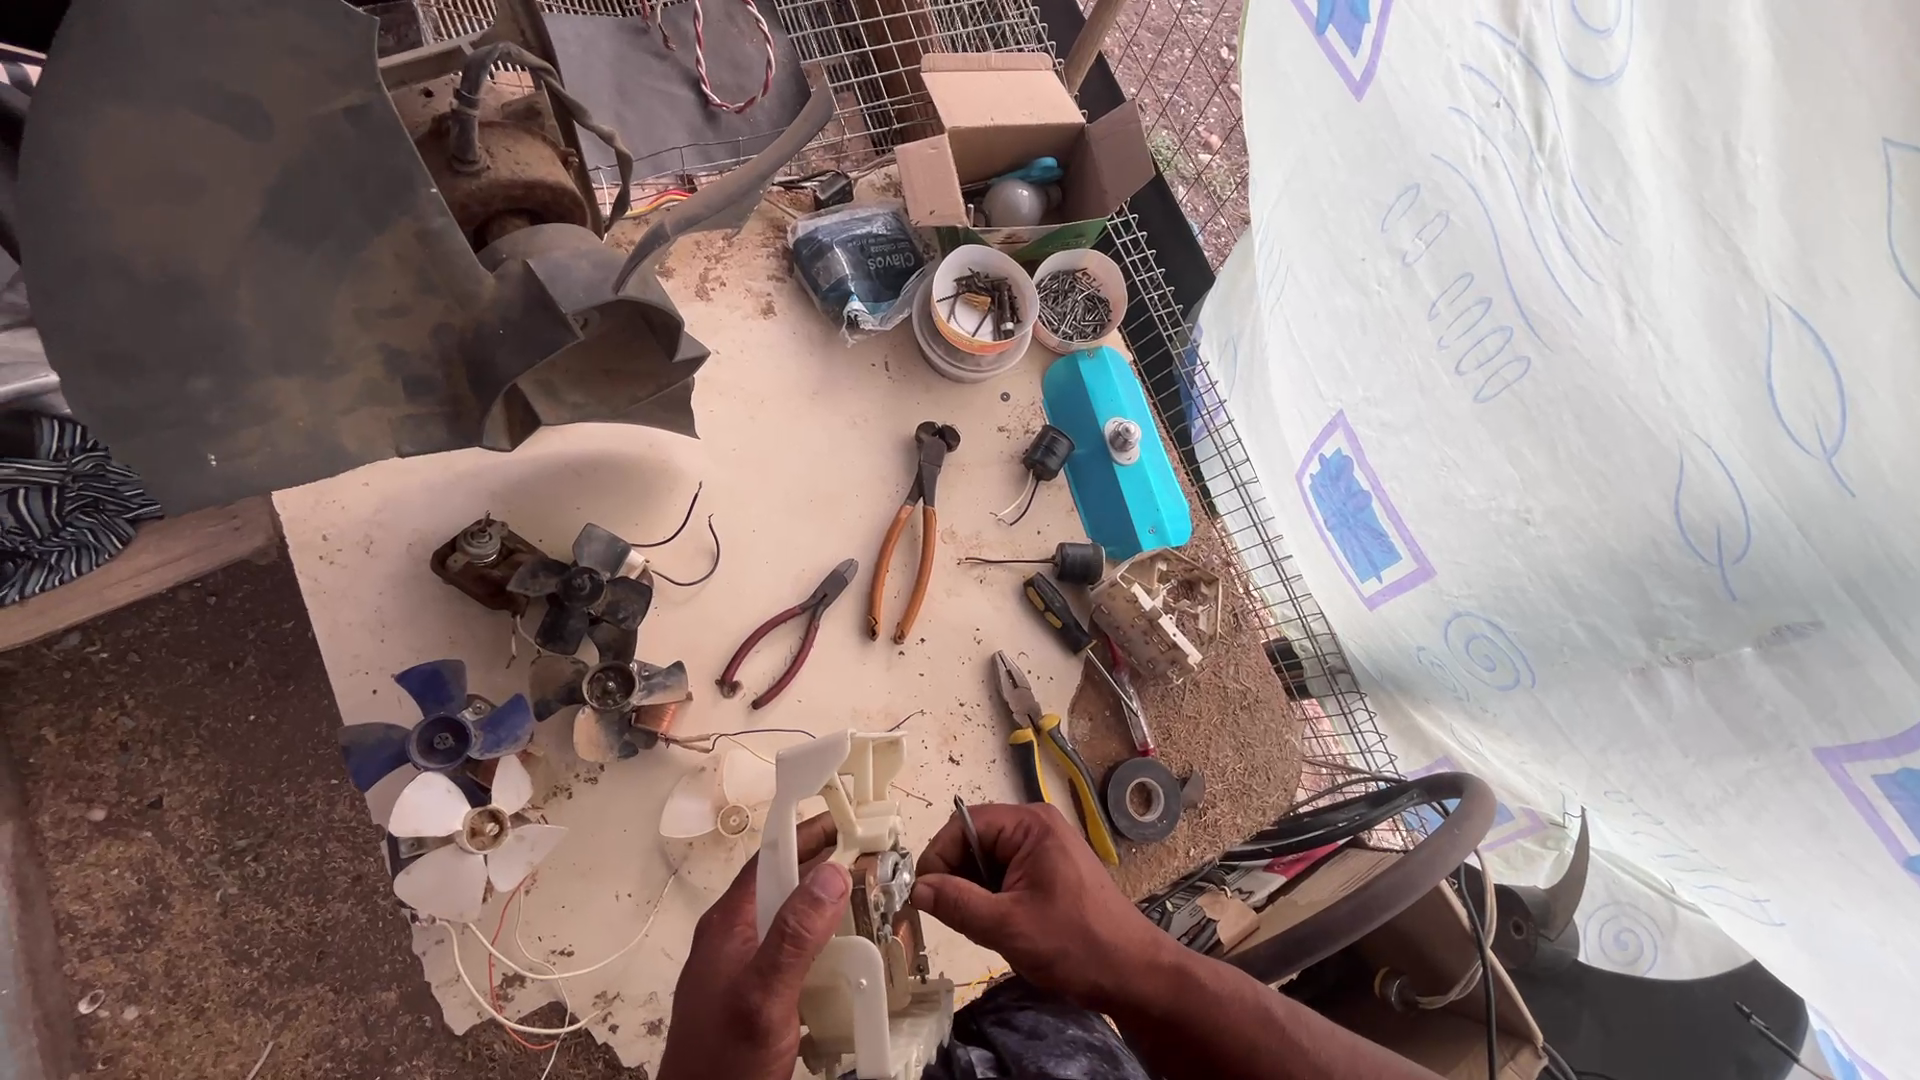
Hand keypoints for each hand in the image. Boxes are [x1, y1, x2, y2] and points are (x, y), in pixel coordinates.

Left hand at [657, 813, 849, 1079]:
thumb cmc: (723, 1061)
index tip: (851, 816)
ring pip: (791, 917)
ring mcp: (742, 966)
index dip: (809, 832)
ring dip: (827, 904)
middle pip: (784, 883)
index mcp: (728, 923)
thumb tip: (832, 871)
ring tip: (869, 896)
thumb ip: (795, 934)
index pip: (771, 856)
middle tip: (873, 856)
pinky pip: (792, 950)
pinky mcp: (755, 993)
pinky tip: (848, 951)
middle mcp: (733, 936)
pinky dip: (823, 940)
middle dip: (827, 865)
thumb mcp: (764, 995)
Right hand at [912, 801, 1178, 1013]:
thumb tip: (917, 889)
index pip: (964, 824)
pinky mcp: (1051, 868)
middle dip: (957, 876)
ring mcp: (1046, 846)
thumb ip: (958, 903)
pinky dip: (994, 896)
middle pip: (975, 839)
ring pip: (988, 858)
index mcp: (1029, 824)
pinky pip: (1006, 871)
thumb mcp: (1008, 926)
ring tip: (983, 925)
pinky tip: (1002, 924)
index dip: (938, 857)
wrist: (1134, 973)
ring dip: (976, 890)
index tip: (924, 897)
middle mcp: (1036, 825)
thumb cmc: (1075, 945)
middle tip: (954, 916)